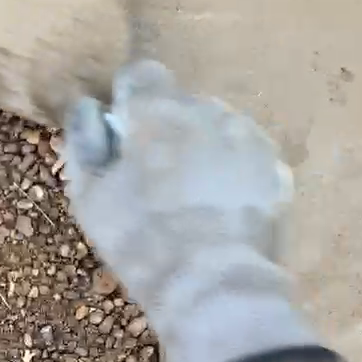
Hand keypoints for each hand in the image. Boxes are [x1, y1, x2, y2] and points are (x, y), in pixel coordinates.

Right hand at [62, 61, 342, 361]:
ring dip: (205, 151)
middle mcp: (208, 111)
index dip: (129, 103)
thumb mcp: (89, 196)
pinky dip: (236, 178)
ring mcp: (249, 140)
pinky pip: (249, 163)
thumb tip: (89, 106)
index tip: (125, 136)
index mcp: (157, 110)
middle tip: (157, 180)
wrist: (212, 286)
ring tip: (195, 201)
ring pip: (220, 131)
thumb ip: (85, 141)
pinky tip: (224, 214)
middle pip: (183, 105)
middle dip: (169, 130)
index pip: (141, 75)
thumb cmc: (140, 239)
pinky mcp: (276, 174)